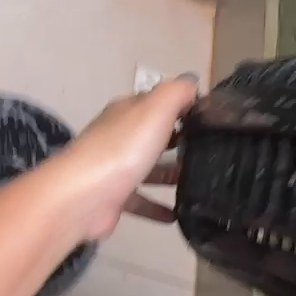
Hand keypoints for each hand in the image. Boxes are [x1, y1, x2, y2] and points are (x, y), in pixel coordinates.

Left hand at [38, 78, 197, 240]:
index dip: (179, 106)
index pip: (154, 103)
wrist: (84, 195)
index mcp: (124, 113)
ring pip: (146, 168)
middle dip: (178, 141)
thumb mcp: (154, 110)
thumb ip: (174, 93)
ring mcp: (112, 168)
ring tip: (201, 182)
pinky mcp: (112, 197)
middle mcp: (116, 137)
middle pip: (150, 136)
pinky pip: (140, 201)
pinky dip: (158, 207)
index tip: (209, 118)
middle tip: (212, 150)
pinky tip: (178, 215)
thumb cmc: (121, 149)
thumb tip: (191, 81)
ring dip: (170, 174)